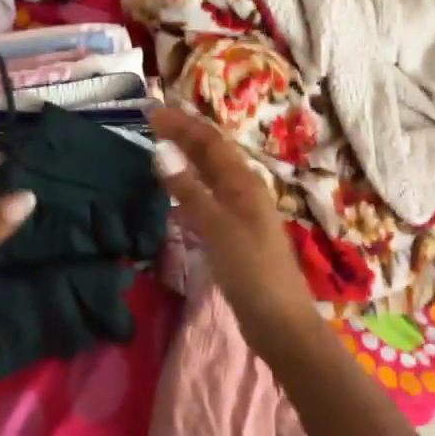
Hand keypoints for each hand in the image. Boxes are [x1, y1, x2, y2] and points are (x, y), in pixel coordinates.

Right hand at [151, 108, 318, 342]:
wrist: (281, 324)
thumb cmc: (251, 270)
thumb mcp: (217, 227)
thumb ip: (189, 190)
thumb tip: (162, 152)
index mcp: (243, 182)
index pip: (210, 140)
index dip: (183, 123)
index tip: (154, 111)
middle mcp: (243, 190)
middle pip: (211, 153)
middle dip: (184, 135)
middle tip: (153, 122)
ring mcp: (240, 213)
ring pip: (210, 174)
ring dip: (187, 157)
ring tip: (161, 148)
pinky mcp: (234, 235)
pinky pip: (208, 197)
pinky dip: (190, 186)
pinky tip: (176, 192)